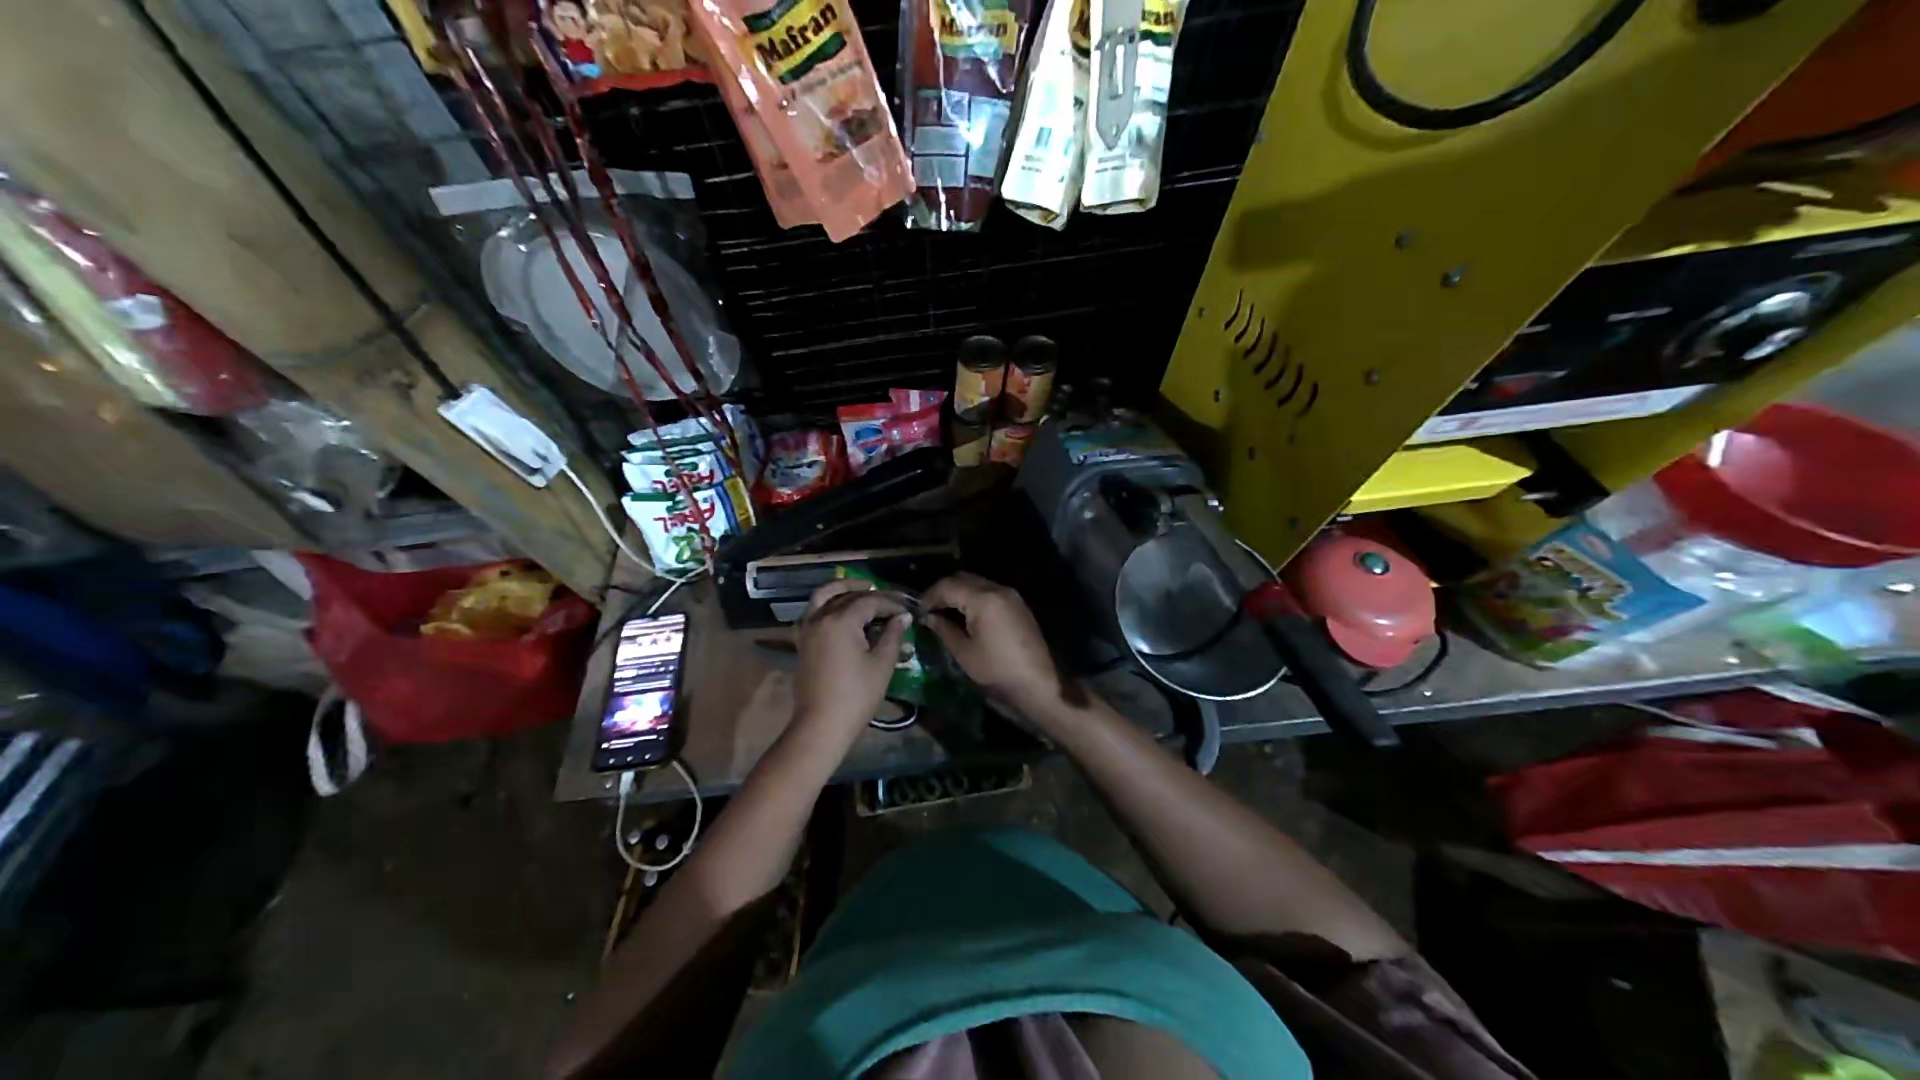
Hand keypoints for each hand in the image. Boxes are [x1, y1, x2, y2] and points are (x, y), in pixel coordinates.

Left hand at [791, 579, 908, 744]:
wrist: (821, 725)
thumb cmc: (856, 696)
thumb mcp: (881, 664)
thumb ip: (892, 635)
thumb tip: (902, 617)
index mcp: (841, 620)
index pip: (870, 601)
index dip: (891, 604)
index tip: (907, 611)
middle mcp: (820, 617)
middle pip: (848, 596)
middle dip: (872, 596)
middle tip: (892, 603)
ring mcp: (807, 629)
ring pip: (824, 597)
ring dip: (843, 590)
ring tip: (863, 591)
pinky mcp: (801, 641)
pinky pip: (812, 612)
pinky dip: (825, 605)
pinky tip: (839, 612)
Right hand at [920, 573, 1063, 709]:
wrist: (1039, 683)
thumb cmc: (997, 670)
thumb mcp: (964, 652)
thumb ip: (944, 629)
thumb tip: (929, 617)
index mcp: (983, 599)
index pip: (948, 586)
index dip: (929, 596)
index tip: (918, 611)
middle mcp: (998, 589)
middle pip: (963, 578)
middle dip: (943, 590)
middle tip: (930, 610)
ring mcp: (1011, 595)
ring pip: (977, 583)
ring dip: (959, 592)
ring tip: (945, 613)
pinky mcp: (1018, 604)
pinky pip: (990, 591)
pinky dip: (974, 597)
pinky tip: (966, 615)